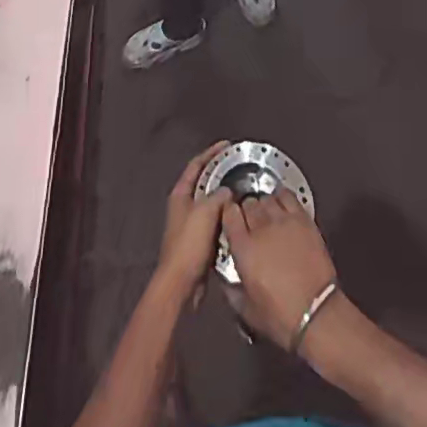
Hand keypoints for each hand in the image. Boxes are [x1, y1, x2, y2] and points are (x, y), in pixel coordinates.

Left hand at [158, 141, 231, 296]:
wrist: (182, 282)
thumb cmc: (189, 243)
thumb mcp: (206, 212)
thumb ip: (218, 195)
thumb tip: (228, 191)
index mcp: (181, 195)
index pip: (195, 166)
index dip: (210, 153)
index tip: (227, 145)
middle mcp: (184, 206)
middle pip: (204, 182)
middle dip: (221, 173)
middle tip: (240, 166)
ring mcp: (192, 224)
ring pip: (213, 202)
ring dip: (227, 196)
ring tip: (246, 188)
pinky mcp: (200, 240)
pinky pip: (217, 221)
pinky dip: (228, 216)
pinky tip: (242, 215)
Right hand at [221, 188, 337, 348]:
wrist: (316, 313)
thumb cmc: (281, 315)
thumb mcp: (245, 309)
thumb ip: (231, 289)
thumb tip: (227, 281)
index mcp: (244, 248)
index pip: (229, 215)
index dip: (228, 213)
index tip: (230, 216)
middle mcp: (262, 229)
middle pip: (249, 203)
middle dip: (246, 209)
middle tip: (249, 219)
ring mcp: (284, 222)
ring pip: (268, 198)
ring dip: (264, 203)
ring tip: (265, 212)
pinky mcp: (304, 221)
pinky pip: (289, 197)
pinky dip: (282, 196)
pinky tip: (282, 202)